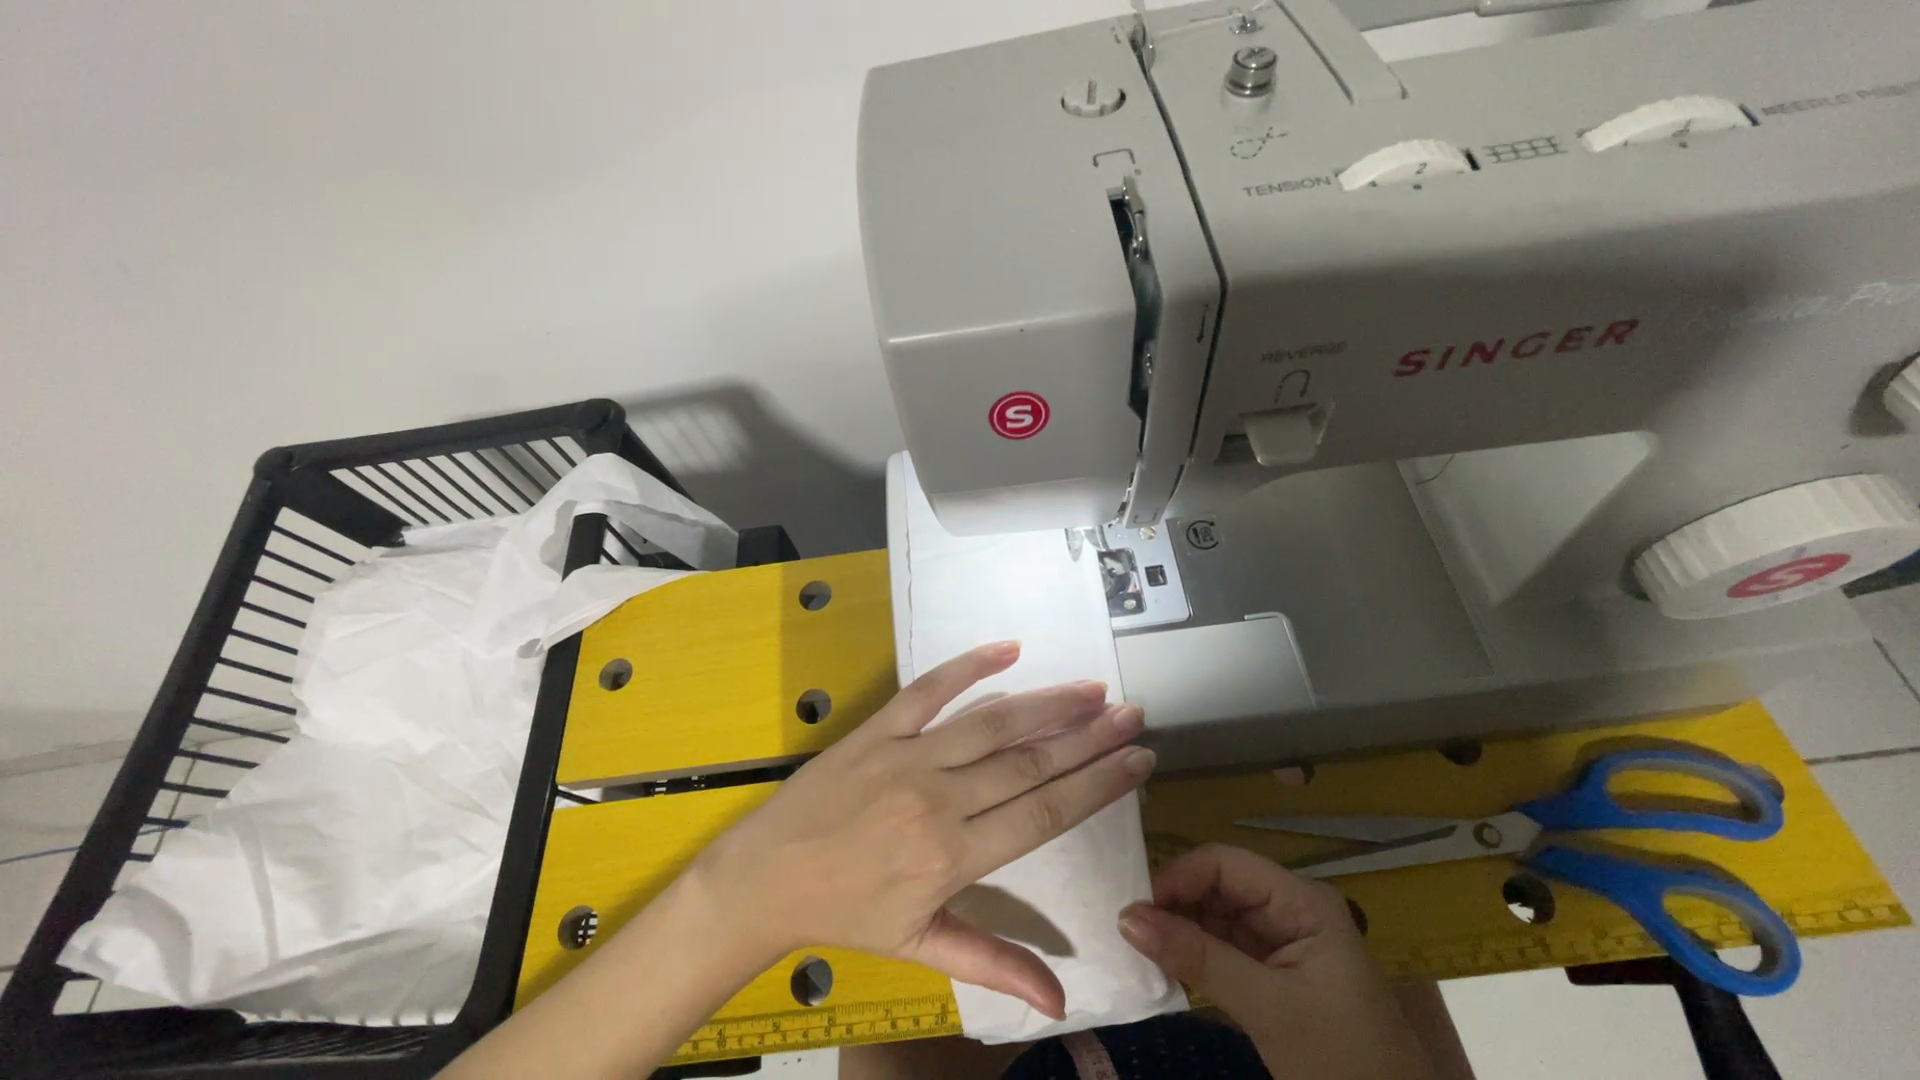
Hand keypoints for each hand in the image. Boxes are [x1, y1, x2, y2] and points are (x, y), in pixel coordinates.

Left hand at [688, 641, 1154, 1017]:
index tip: (1139, 761)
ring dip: (1047, 703)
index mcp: (955, 856)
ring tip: (1092, 690)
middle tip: (1133, 715)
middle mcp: (939, 799)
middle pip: (1029, 762)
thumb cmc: (846, 913)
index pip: (1045, 813)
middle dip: (1088, 738)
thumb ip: (993, 963)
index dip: (1097, 786)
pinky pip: (928, 691)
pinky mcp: (878, 730)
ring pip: (992, 724)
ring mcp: (907, 757)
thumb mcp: (920, 946)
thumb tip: (1061, 1001)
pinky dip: (969, 666)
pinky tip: (1010, 649)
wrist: (765, 877)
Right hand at [1118, 844, 1433, 1079]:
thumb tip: (1126, 918)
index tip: (1132, 907)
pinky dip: (1189, 955)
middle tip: (1124, 928)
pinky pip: (1219, 948)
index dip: (1177, 876)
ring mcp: (1279, 942)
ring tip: (1132, 945)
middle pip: (1216, 886)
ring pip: (1213, 917)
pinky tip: (1159, 964)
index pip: (1226, 864)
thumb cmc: (1342, 1059)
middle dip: (1172, 902)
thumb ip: (1198, 958)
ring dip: (1176, 929)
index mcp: (1301, 901)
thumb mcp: (1268, 1008)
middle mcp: (1288, 909)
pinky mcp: (1269, 974)